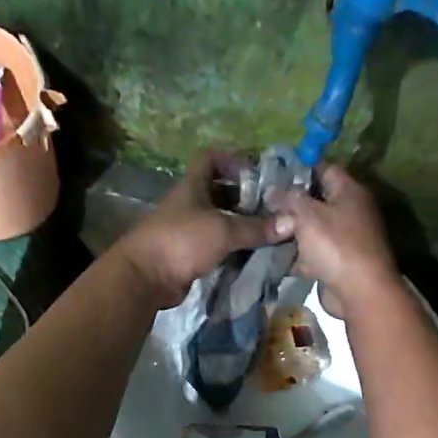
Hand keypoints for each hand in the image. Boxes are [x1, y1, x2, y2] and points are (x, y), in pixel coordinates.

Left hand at [109, 151, 292, 307]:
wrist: (146, 278)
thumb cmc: (182, 241)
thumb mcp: (223, 230)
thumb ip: (256, 228)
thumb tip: (291, 223)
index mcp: (192, 186)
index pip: (210, 159)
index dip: (232, 159)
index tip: (255, 172)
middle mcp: (188, 205)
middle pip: (219, 193)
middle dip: (244, 199)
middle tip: (272, 208)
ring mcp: (186, 231)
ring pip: (218, 222)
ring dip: (239, 227)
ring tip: (268, 233)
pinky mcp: (187, 256)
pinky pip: (214, 247)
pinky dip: (231, 249)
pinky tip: (252, 255)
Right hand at [267, 164, 397, 314]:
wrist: (360, 291)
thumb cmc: (336, 245)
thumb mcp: (308, 215)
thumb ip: (289, 200)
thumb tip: (272, 190)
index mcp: (349, 191)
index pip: (324, 168)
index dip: (300, 170)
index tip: (273, 176)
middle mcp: (351, 211)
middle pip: (317, 200)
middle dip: (291, 205)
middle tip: (264, 207)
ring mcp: (346, 238)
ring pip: (313, 229)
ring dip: (292, 232)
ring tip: (265, 232)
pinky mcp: (338, 262)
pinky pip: (314, 253)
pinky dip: (298, 256)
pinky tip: (277, 258)